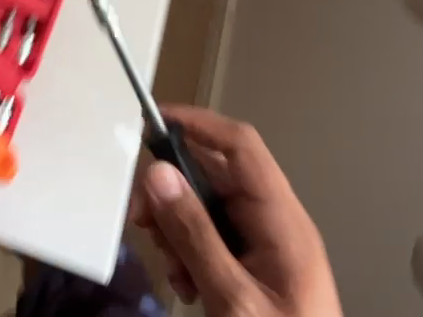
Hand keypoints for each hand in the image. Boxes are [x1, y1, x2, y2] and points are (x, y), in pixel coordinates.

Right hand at [134, 106, 340, 316]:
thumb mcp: (234, 300)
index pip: (240, 146)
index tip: (149, 123)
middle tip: (140, 220)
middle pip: (212, 175)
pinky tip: (185, 285)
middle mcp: (274, 223)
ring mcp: (265, 246)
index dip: (196, 124)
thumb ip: (194, 235)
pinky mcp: (254, 268)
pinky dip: (186, 251)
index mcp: (283, 221)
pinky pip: (209, 236)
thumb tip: (157, 172)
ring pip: (204, 206)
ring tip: (170, 268)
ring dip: (175, 228)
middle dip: (170, 191)